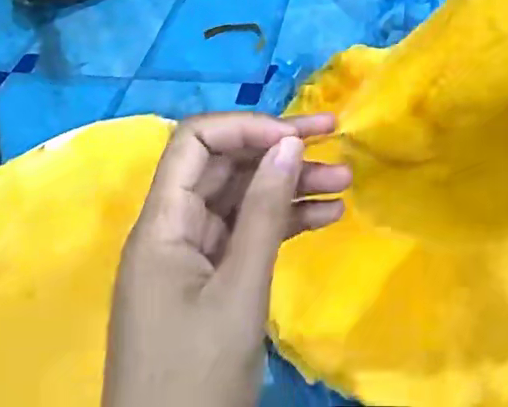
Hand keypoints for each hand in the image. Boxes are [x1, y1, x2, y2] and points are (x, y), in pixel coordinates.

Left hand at [103, 112, 350, 406]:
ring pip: (242, 199)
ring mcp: (193, 257)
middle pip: (224, 166)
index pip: (196, 143)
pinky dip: (286, 222)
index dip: (245, 127)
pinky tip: (327, 216)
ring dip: (290, 185)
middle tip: (333, 136)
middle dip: (278, 148)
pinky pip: (249, 235)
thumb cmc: (195, 380)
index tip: (295, 137)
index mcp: (162, 223)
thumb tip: (289, 142)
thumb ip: (264, 214)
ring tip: (345, 178)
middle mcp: (174, 229)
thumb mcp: (238, 293)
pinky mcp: (211, 283)